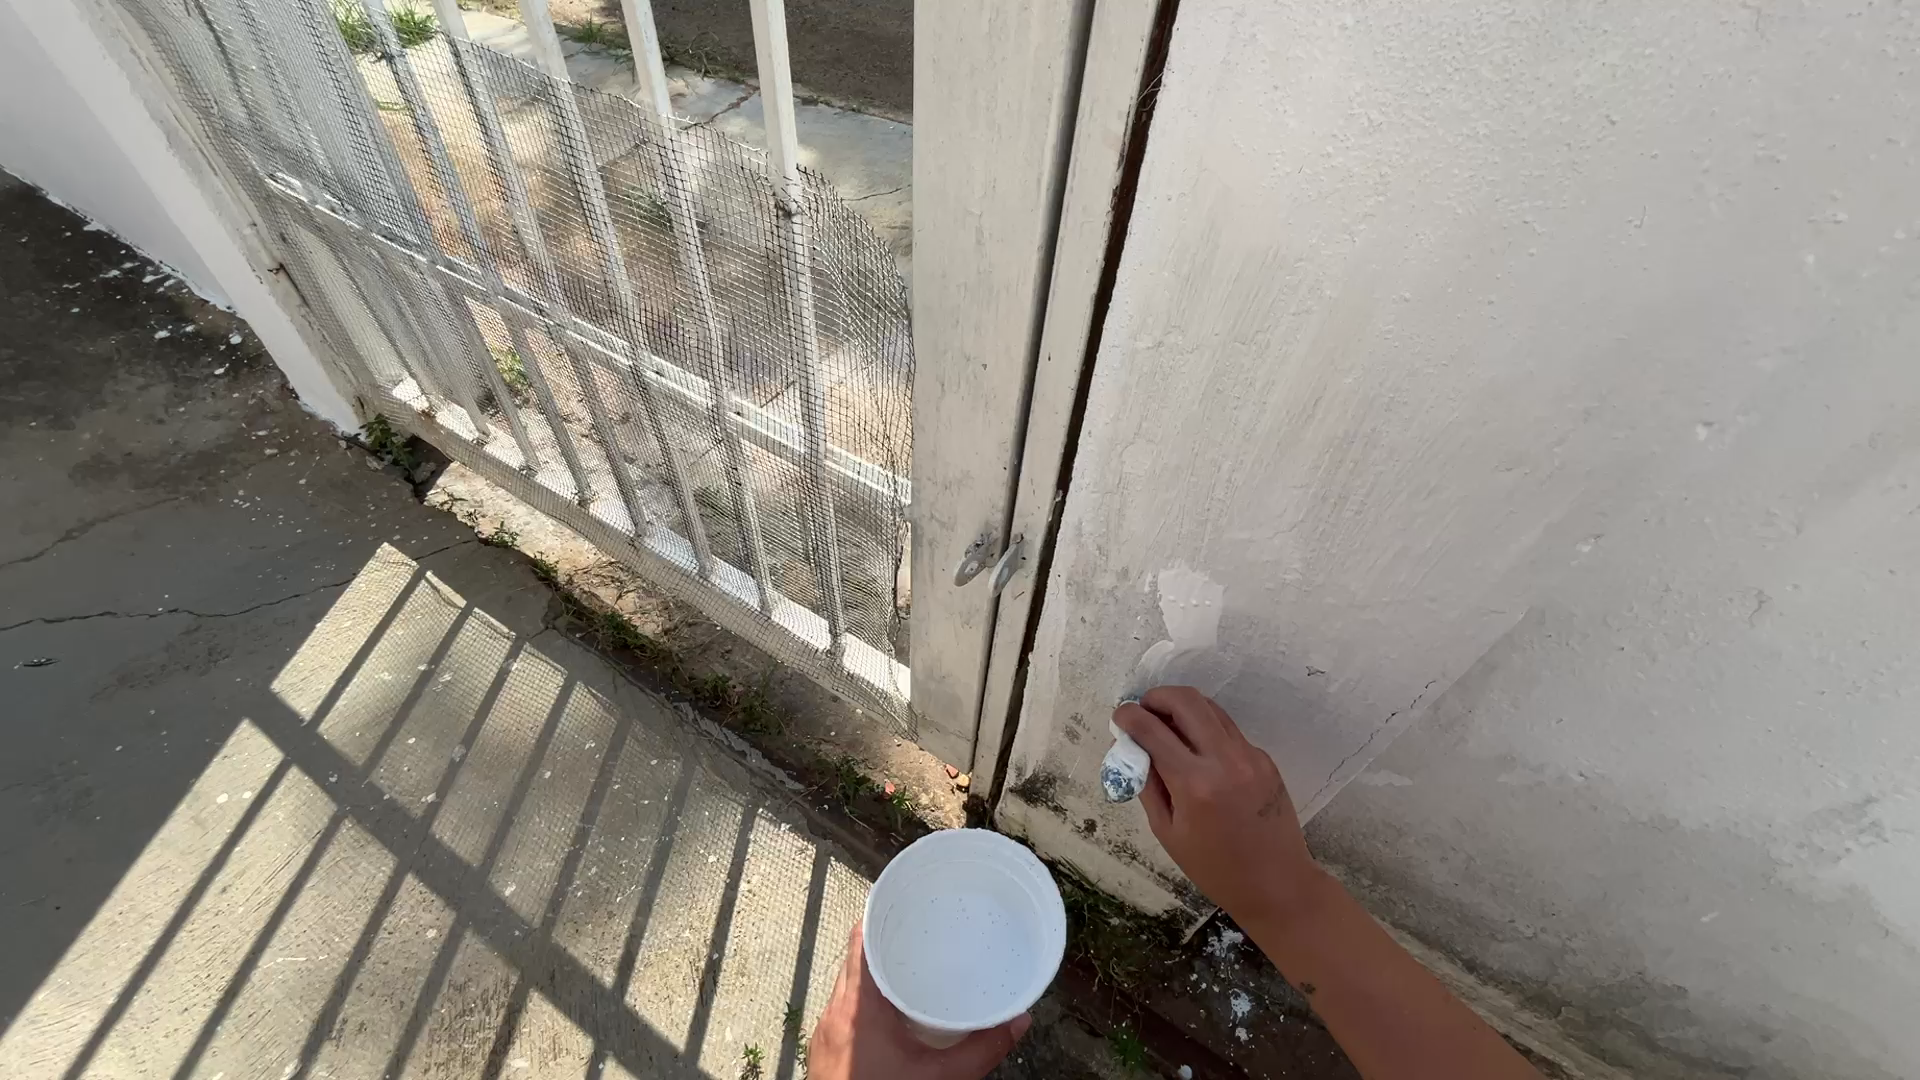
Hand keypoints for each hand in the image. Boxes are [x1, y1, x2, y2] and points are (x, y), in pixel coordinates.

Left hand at [806, 920, 1031, 1079]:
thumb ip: (981, 1049)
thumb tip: (1018, 1021)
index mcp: (858, 1006)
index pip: (860, 937)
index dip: (880, 913)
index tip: (906, 902)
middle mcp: (835, 1012)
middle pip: (854, 956)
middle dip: (885, 940)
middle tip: (918, 931)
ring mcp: (825, 1032)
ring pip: (847, 983)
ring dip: (874, 971)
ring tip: (909, 966)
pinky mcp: (824, 1053)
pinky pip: (843, 1009)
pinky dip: (865, 1000)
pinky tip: (890, 1012)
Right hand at [1113, 686, 1325, 924]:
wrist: (1280, 886)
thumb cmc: (1215, 868)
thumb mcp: (1167, 831)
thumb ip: (1147, 783)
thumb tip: (1132, 747)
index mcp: (1194, 784)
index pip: (1151, 730)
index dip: (1128, 716)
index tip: (1119, 717)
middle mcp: (1224, 760)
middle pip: (1185, 700)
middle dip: (1156, 697)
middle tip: (1143, 710)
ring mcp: (1250, 756)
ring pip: (1209, 707)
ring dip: (1182, 707)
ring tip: (1166, 725)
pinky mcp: (1264, 758)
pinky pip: (1227, 730)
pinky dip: (1204, 730)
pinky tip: (1197, 753)